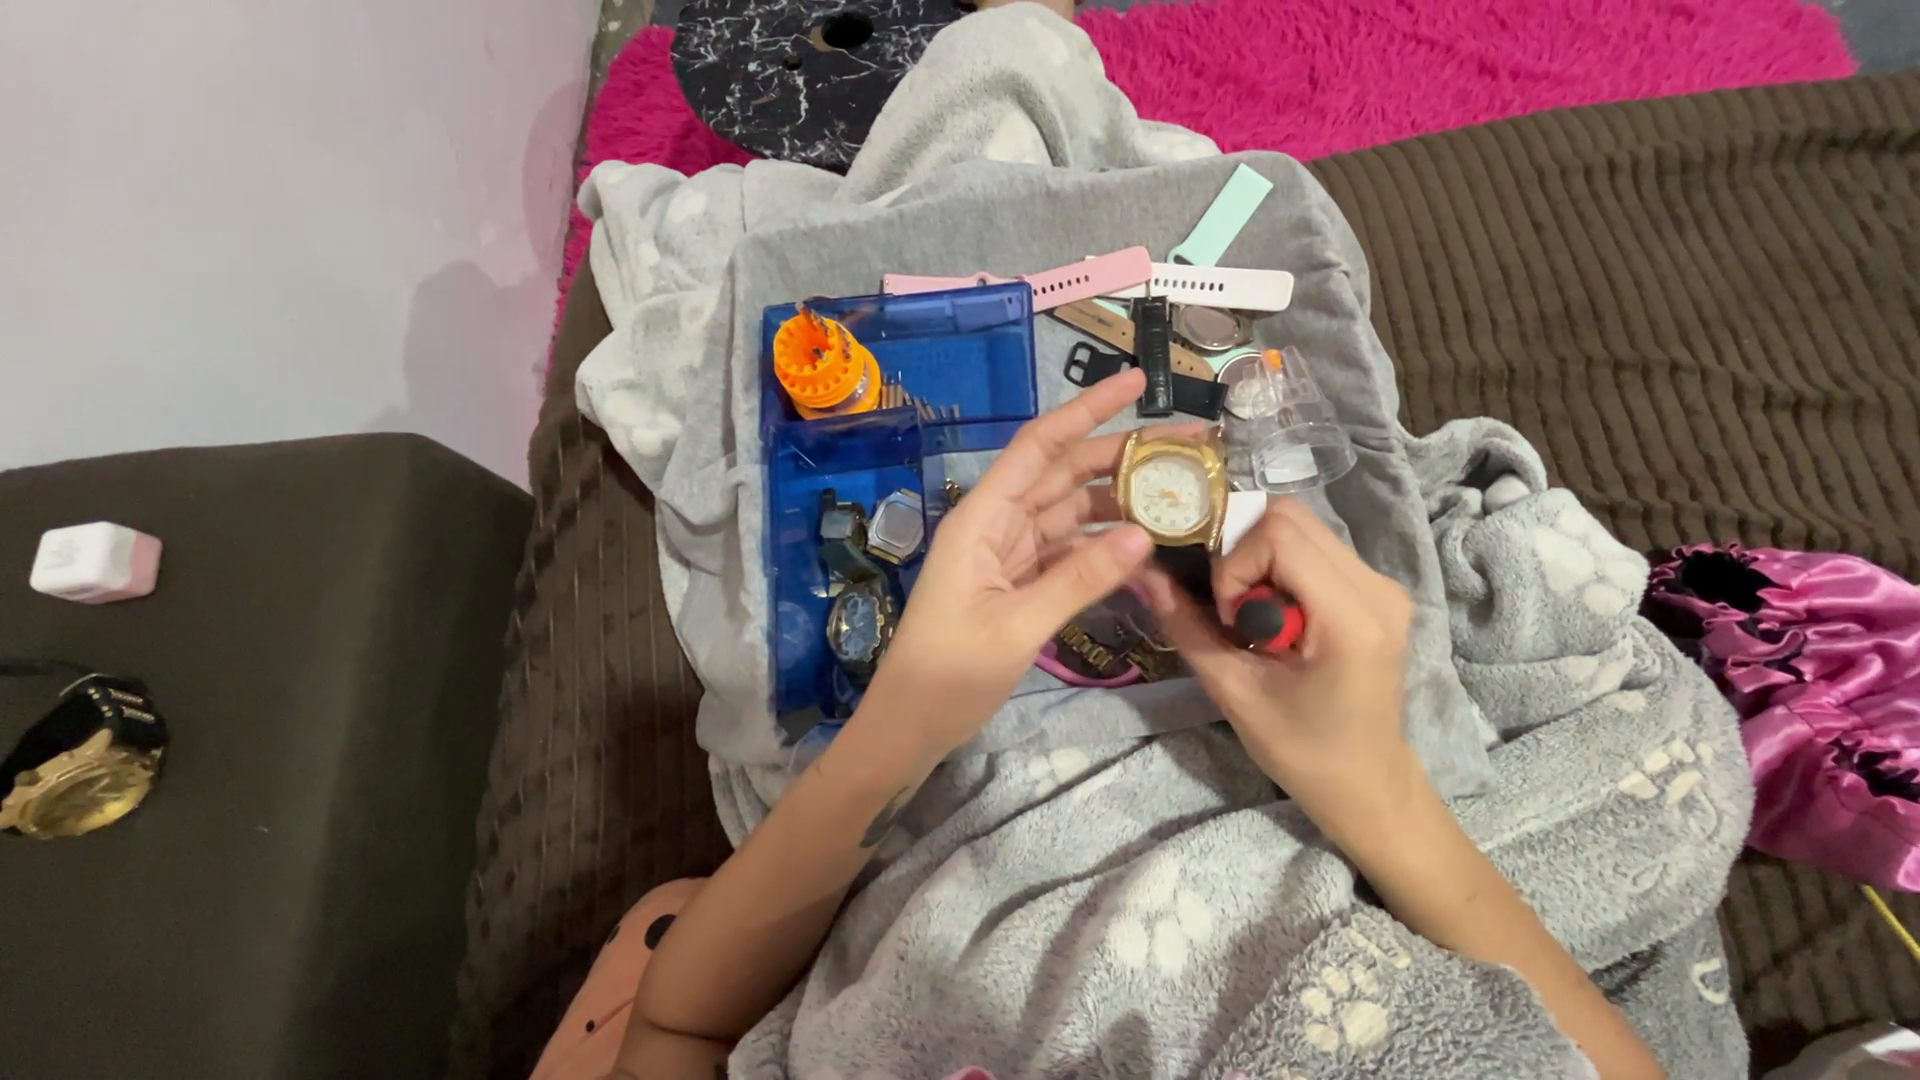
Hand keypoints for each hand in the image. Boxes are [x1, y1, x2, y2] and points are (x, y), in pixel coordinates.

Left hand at [859, 369, 1153, 757]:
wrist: (911, 723)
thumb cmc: (949, 673)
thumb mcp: (1016, 626)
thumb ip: (1078, 580)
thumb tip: (1142, 534)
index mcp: (981, 519)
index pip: (1039, 447)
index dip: (1086, 410)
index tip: (1135, 383)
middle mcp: (995, 525)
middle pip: (1062, 474)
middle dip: (1120, 455)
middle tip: (1187, 446)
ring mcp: (1008, 555)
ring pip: (1069, 513)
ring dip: (1118, 502)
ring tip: (1178, 494)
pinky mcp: (1017, 584)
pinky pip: (1066, 552)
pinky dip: (1101, 548)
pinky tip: (1144, 546)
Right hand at [1144, 498, 1422, 827]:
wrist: (1366, 783)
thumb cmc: (1301, 749)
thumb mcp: (1233, 691)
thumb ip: (1186, 625)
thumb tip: (1141, 573)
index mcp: (1351, 618)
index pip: (1279, 535)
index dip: (1235, 566)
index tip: (1230, 618)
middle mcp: (1377, 587)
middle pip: (1289, 516)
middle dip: (1242, 554)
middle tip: (1232, 610)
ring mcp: (1382, 584)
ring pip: (1299, 526)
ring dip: (1257, 559)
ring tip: (1252, 616)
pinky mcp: (1375, 589)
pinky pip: (1312, 547)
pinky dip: (1276, 567)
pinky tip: (1273, 614)